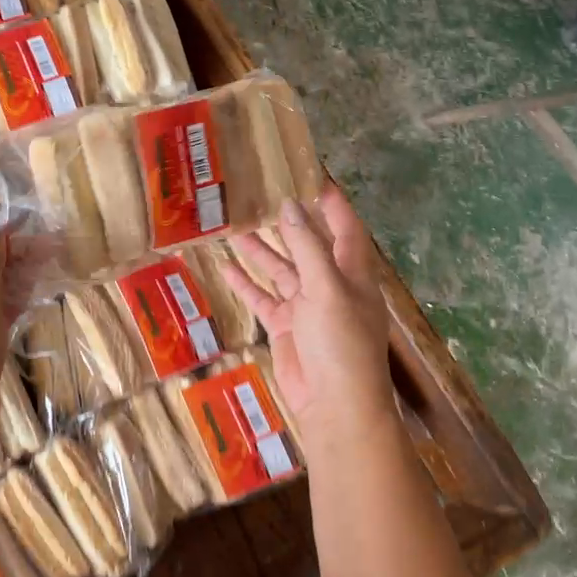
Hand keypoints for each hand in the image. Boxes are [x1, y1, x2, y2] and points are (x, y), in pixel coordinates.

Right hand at [220, 184, 395, 450]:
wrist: (335, 403)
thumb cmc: (341, 342)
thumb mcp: (326, 288)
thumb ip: (306, 247)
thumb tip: (289, 206)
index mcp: (351, 271)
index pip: (343, 225)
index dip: (329, 200)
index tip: (307, 172)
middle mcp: (330, 283)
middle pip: (306, 244)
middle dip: (285, 220)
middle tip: (257, 194)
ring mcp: (306, 305)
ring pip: (279, 268)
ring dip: (259, 249)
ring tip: (231, 225)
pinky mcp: (285, 326)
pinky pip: (262, 297)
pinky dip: (245, 283)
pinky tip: (225, 266)